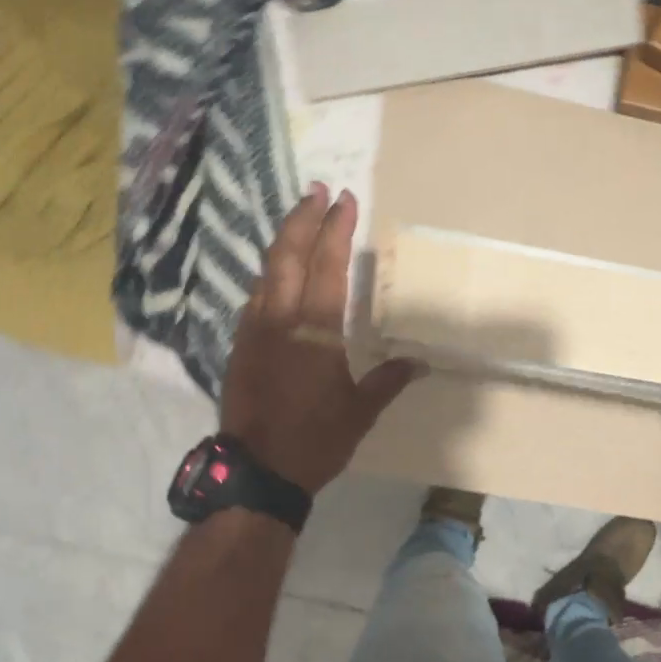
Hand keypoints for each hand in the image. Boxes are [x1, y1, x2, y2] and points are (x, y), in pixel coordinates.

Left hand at [218, 184, 423, 493]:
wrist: (258, 469)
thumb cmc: (316, 440)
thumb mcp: (360, 413)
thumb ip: (387, 381)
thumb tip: (420, 362)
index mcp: (315, 332)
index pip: (327, 266)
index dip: (336, 230)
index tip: (344, 201)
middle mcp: (280, 319)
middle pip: (288, 254)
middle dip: (303, 218)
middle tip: (317, 192)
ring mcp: (254, 330)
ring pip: (266, 271)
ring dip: (283, 241)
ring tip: (299, 221)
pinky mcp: (240, 345)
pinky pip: (255, 296)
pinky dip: (269, 274)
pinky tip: (277, 275)